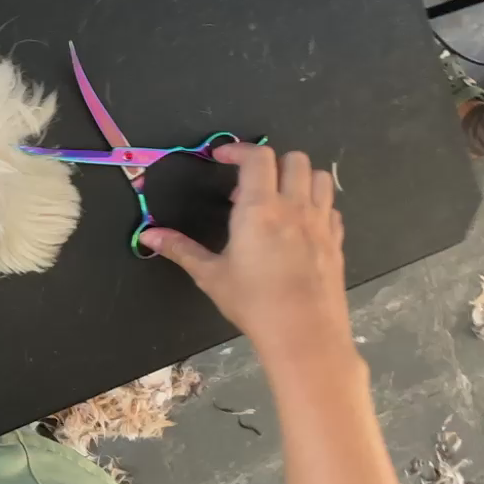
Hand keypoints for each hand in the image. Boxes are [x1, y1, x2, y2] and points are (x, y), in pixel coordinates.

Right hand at [139, 145, 352, 371]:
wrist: (303, 333)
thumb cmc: (252, 302)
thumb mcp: (209, 275)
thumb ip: (180, 249)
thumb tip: (148, 234)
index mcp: (259, 210)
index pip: (257, 158)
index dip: (237, 150)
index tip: (220, 158)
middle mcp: (294, 207)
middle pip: (293, 159)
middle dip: (269, 163)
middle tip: (246, 187)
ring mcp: (320, 222)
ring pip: (319, 176)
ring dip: (296, 177)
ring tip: (275, 199)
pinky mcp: (336, 239)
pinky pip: (330, 206)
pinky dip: (314, 203)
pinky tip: (297, 224)